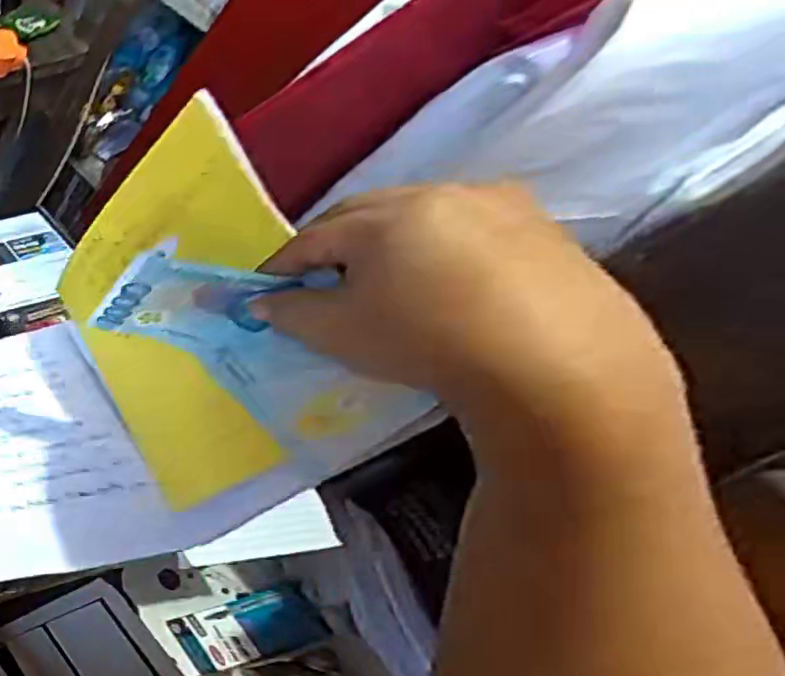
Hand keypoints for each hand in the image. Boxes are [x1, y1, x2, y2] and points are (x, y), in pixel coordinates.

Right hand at [251, 184, 683, 445]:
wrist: (545, 355)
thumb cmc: (418, 339)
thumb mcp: (334, 332)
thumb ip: (288, 311)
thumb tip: (260, 300)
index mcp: (381, 218)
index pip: (307, 240)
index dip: (276, 268)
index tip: (259, 295)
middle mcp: (433, 193)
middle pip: (357, 214)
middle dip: (323, 246)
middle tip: (306, 284)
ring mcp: (488, 200)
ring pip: (408, 213)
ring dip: (375, 241)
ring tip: (366, 282)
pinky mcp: (530, 219)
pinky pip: (454, 222)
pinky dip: (423, 244)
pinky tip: (426, 280)